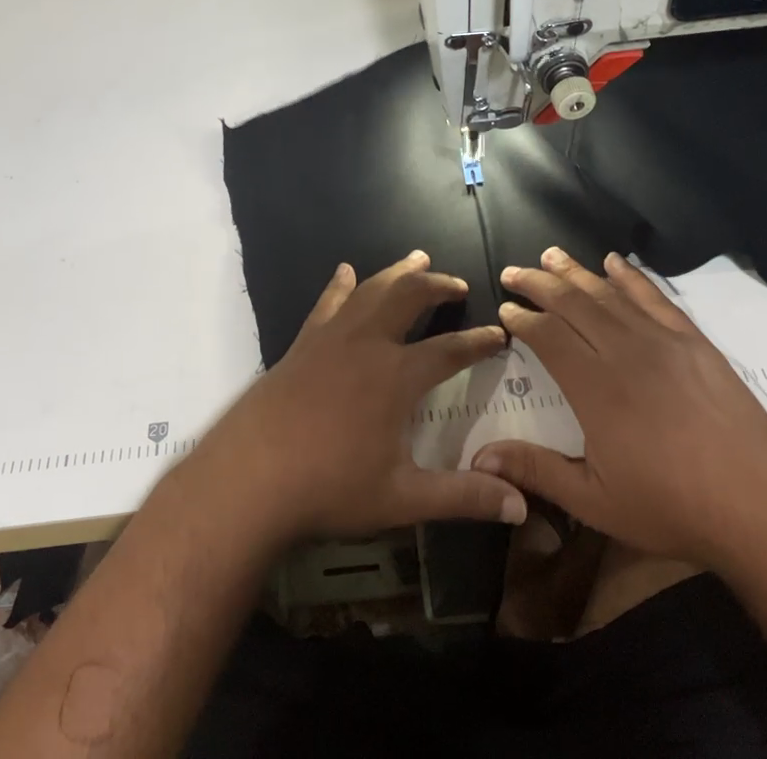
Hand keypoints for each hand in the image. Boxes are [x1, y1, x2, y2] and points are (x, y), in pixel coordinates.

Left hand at [189, 251, 522, 540]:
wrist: (246, 480)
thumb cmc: (327, 489)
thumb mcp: (402, 499)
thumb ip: (462, 497)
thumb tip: (521, 507)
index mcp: (396, 377)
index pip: (450, 350)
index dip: (479, 342)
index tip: (500, 335)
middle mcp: (365, 346)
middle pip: (408, 298)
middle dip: (438, 286)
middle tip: (458, 284)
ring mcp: (328, 341)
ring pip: (369, 291)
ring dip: (396, 273)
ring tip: (417, 259)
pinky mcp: (299, 347)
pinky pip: (325, 304)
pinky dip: (340, 285)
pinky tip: (344, 271)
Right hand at [471, 249, 766, 566]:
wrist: (761, 505)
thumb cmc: (672, 507)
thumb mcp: (594, 501)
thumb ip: (536, 471)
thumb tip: (478, 458)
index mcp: (597, 390)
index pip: (550, 337)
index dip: (524, 319)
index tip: (505, 309)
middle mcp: (628, 354)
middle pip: (576, 305)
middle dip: (540, 284)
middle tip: (514, 271)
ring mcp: (666, 344)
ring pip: (612, 296)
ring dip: (578, 274)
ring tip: (552, 255)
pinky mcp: (697, 345)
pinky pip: (657, 299)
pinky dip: (632, 278)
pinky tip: (615, 263)